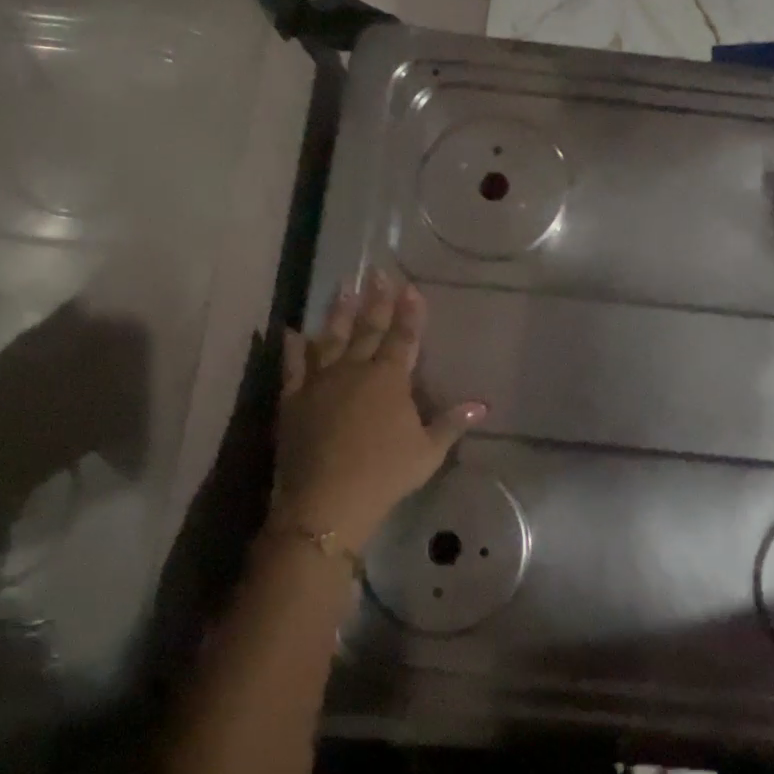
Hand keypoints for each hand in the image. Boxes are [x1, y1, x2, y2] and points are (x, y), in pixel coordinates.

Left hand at [273, 273, 486, 550]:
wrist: (326, 501)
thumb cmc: (385, 474)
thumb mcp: (428, 451)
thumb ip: (452, 423)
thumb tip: (482, 405)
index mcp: (390, 379)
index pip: (403, 337)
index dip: (409, 313)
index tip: (410, 287)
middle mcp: (354, 371)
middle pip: (368, 330)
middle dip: (376, 301)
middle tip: (377, 273)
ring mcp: (320, 383)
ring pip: (330, 339)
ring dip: (338, 313)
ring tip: (344, 289)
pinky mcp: (293, 400)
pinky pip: (292, 367)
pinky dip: (292, 348)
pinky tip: (291, 331)